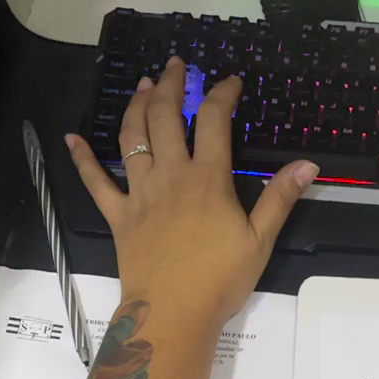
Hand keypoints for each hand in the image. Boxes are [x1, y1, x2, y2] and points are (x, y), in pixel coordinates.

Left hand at [65, 58, 317, 326]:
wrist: (174, 314)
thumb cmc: (220, 281)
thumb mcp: (260, 241)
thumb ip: (279, 199)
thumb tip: (307, 165)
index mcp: (208, 179)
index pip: (214, 120)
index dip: (222, 93)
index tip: (230, 82)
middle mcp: (171, 175)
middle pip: (165, 116)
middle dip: (170, 84)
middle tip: (174, 65)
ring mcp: (140, 193)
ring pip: (132, 137)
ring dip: (135, 105)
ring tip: (141, 85)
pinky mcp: (118, 216)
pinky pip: (96, 182)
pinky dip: (83, 158)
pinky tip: (72, 138)